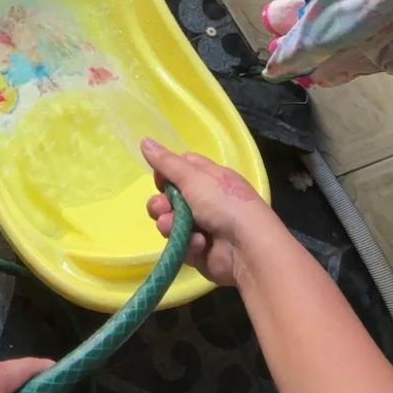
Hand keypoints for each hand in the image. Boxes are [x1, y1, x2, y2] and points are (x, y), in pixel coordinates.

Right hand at [141, 138, 281, 286]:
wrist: (247, 248)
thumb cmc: (223, 203)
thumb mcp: (193, 177)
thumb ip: (166, 162)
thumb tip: (144, 140)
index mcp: (209, 178)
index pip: (180, 169)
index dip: (165, 173)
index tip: (159, 179)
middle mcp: (205, 200)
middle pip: (169, 198)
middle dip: (161, 203)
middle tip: (162, 208)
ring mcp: (202, 227)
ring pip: (170, 222)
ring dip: (169, 224)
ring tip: (173, 228)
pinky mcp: (199, 251)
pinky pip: (181, 245)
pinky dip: (187, 244)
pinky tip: (198, 243)